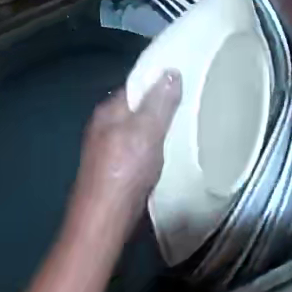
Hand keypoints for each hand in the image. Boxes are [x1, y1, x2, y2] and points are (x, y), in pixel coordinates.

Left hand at [67, 72, 182, 238]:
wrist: (104, 219)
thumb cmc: (125, 169)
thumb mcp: (147, 130)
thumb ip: (159, 102)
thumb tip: (171, 72)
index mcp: (108, 110)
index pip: (135, 86)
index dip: (157, 82)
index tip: (183, 80)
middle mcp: (103, 126)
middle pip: (136, 109)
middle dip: (159, 107)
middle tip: (188, 105)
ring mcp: (106, 150)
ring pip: (137, 131)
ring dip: (156, 130)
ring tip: (183, 128)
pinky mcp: (114, 171)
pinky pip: (137, 151)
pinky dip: (152, 149)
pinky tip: (167, 155)